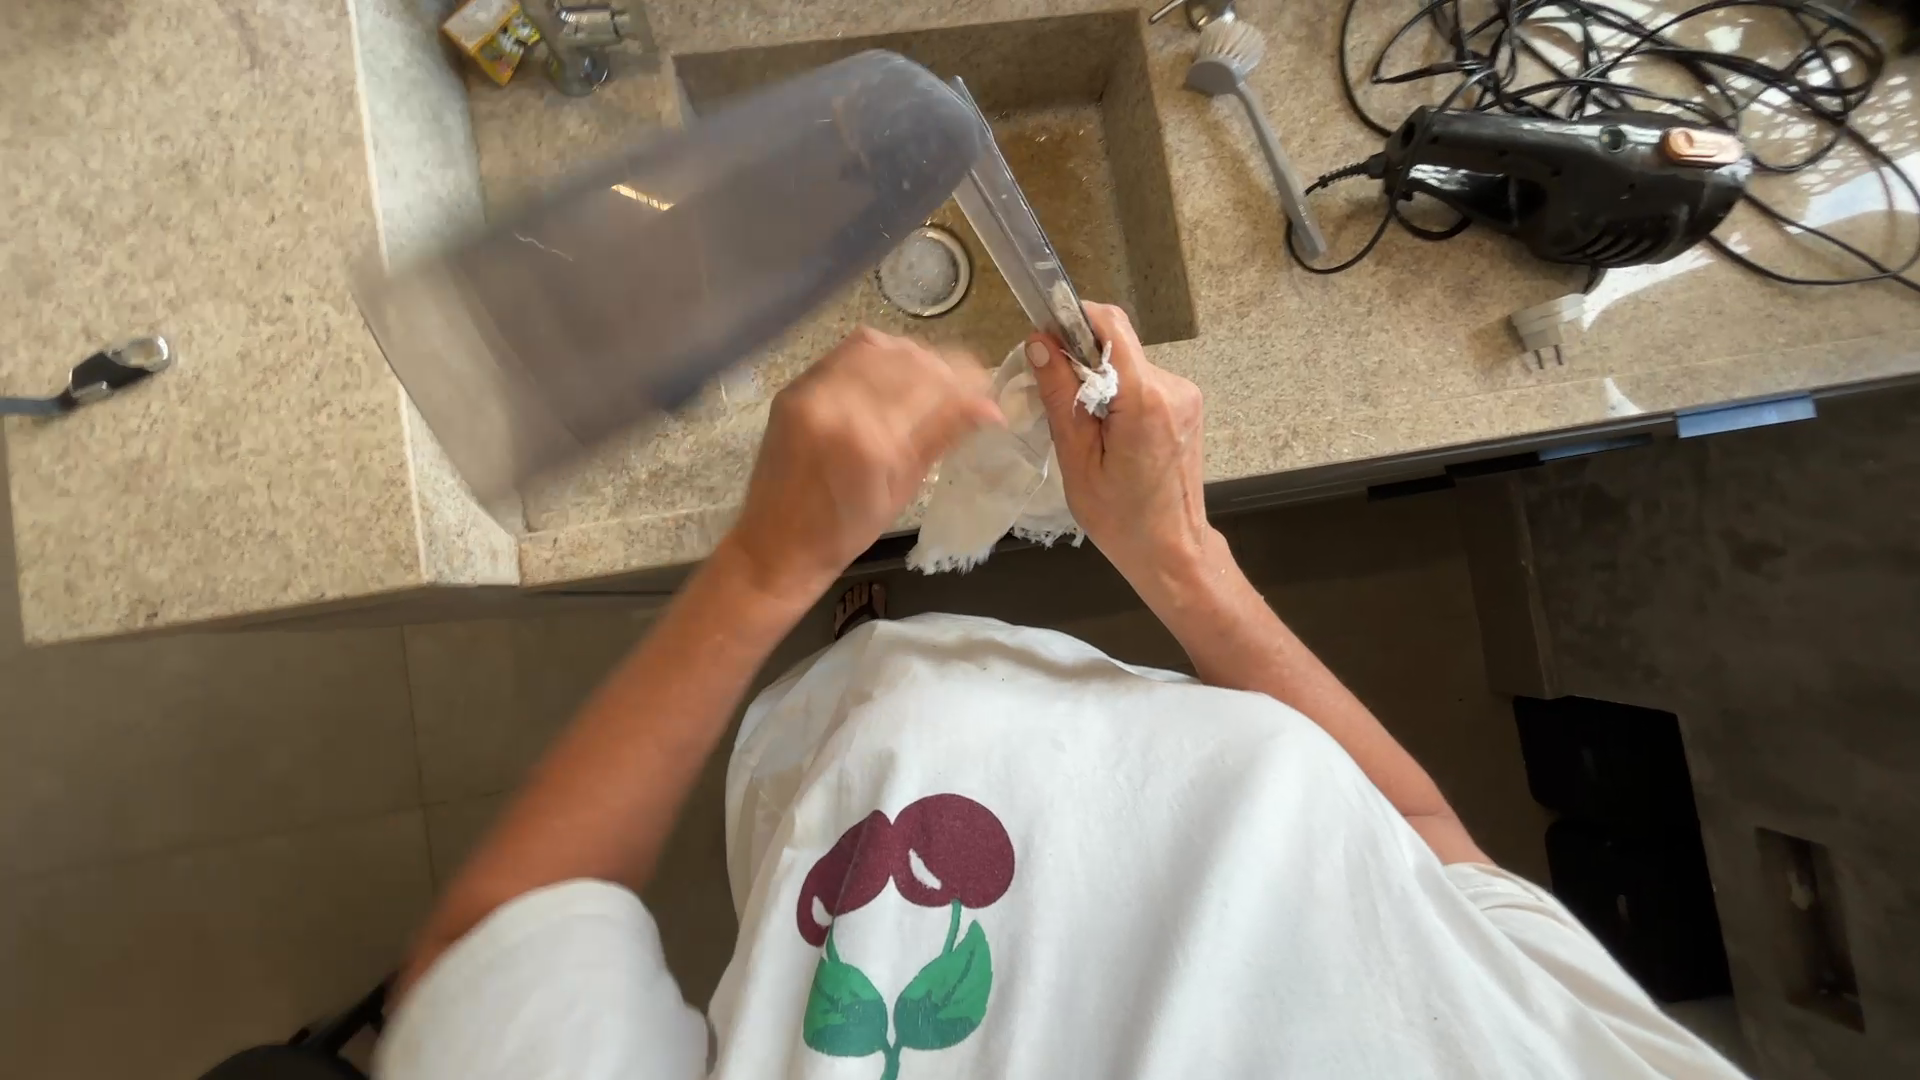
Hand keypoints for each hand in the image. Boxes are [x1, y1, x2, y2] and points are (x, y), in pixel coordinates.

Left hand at [728, 327, 1002, 599]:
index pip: (934, 390)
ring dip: (913, 356)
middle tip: (964, 386)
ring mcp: (812, 392)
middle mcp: (840, 406)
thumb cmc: (845, 531)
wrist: (777, 543)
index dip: (969, 384)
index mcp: (872, 443)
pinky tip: (892, 373)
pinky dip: (878, 355)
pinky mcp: (795, 388)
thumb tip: (989, 408)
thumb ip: (941, 438)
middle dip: (946, 368)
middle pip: (909, 361)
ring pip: (878, 347)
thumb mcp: (902, 490)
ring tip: (930, 377)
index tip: (987, 392)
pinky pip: (846, 353)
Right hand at [1028, 303, 1216, 601]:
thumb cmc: (1121, 518)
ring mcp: (1185, 395)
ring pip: (1128, 363)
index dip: (1072, 320)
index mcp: (1145, 400)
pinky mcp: (1186, 405)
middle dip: (1080, 359)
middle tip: (1053, 397)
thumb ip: (1061, 398)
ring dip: (1099, 380)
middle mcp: (1173, 386)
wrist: (1171, 550)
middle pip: (1117, 344)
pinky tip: (1107, 432)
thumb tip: (1039, 344)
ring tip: (1082, 427)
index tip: (1043, 340)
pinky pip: (1142, 382)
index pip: (1109, 325)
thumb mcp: (1077, 462)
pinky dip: (1118, 394)